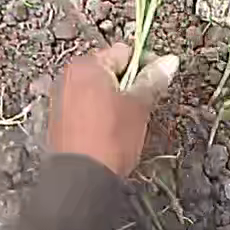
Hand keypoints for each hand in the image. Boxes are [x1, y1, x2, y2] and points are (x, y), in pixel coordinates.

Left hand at [48, 43, 178, 176]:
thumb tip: (169, 61)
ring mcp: (62, 96)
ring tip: (129, 120)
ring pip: (99, 88)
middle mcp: (70, 75)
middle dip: (129, 83)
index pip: (124, 51)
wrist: (81, 178)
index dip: (146, 65)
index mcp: (88, 65)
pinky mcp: (60, 117)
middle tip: (145, 104)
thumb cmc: (110, 139)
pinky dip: (101, 111)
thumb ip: (153, 80)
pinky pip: (87, 104)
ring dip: (116, 98)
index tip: (158, 82)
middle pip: (109, 69)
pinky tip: (112, 130)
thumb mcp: (139, 106)